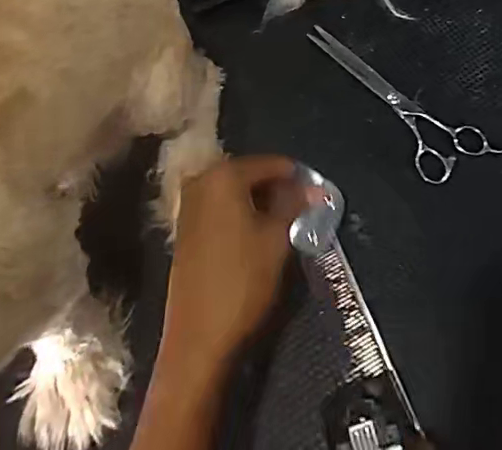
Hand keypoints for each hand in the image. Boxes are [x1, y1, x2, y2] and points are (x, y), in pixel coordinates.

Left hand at [158, 156, 313, 379]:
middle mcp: (202, 182)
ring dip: (260, 202)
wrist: (198, 338)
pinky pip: (220, 207)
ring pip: (235, 192)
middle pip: (250, 174)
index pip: (271, 163)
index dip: (297, 177)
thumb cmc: (242, 280)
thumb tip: (315, 188)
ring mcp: (189, 205)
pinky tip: (259, 233)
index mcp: (224, 176)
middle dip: (278, 188)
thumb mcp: (277, 238)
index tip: (316, 193)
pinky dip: (241, 213)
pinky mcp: (185, 229)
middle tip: (303, 208)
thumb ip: (295, 204)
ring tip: (285, 221)